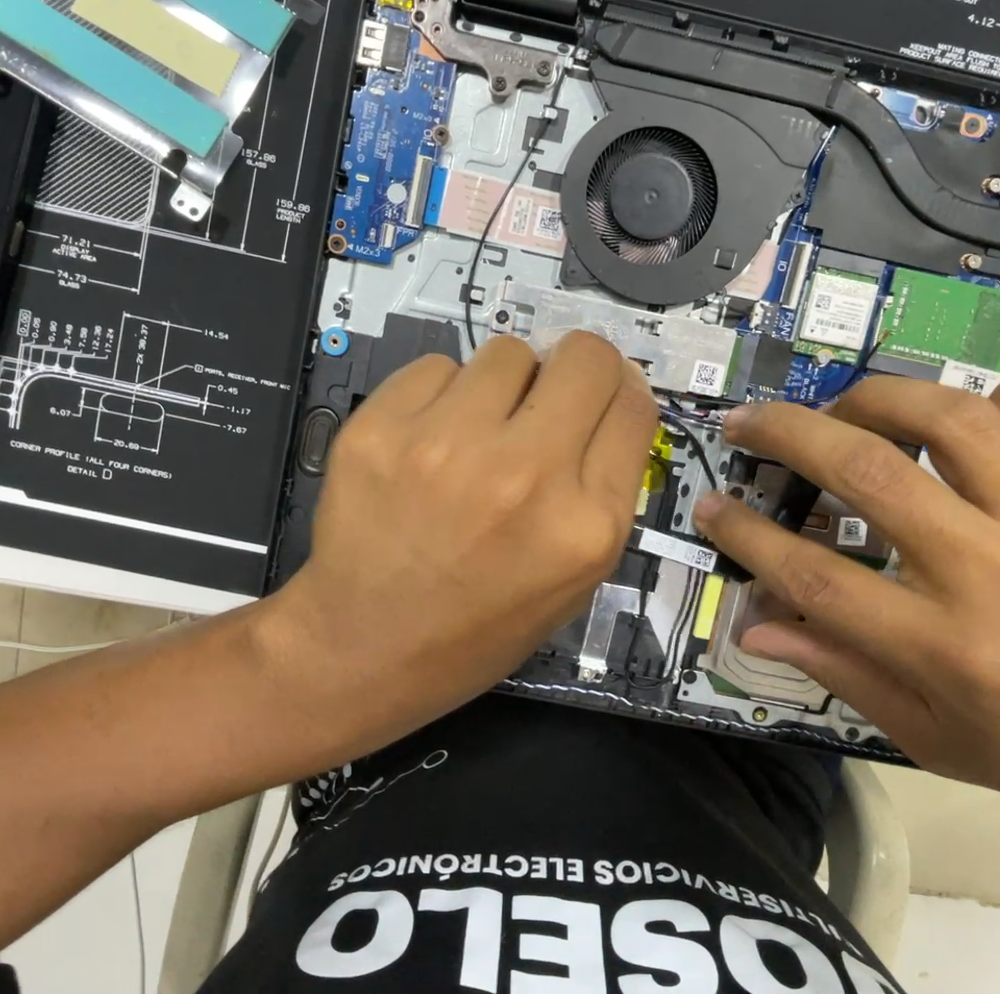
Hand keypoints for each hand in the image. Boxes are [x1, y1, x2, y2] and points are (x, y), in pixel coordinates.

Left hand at [269, 332, 658, 745]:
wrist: (366, 647)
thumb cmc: (478, 626)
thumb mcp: (574, 582)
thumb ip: (602, 490)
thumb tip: (611, 397)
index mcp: (586, 524)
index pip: (633, 403)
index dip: (619, 393)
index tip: (597, 399)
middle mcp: (525, 475)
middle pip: (585, 356)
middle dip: (572, 370)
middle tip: (541, 402)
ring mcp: (447, 446)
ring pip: (507, 352)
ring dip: (501, 384)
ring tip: (475, 433)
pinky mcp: (380, 429)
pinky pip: (436, 367)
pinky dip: (439, 396)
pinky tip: (425, 443)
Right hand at [693, 374, 999, 867]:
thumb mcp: (938, 741)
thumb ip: (843, 673)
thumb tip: (759, 626)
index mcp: (946, 646)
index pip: (814, 577)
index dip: (745, 535)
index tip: (708, 507)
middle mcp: (992, 568)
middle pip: (867, 472)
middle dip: (785, 435)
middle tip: (745, 421)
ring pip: (957, 420)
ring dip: (882, 397)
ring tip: (843, 405)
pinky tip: (991, 408)